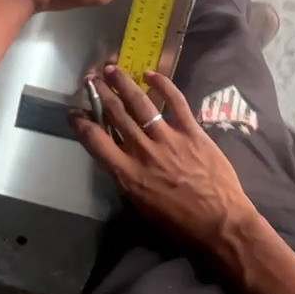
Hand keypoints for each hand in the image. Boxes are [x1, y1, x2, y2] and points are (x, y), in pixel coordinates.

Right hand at [70, 66, 258, 251]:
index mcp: (127, 174)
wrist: (220, 223)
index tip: (74, 112)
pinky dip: (162, 85)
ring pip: (140, 103)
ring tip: (112, 69)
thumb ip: (126, 179)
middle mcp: (142, 151)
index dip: (81, 123)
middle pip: (115, 114)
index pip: (95, 141)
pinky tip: (151, 74)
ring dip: (123, 83)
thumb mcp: (141, 207)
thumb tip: (117, 160)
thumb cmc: (179, 224)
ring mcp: (167, 138)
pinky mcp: (191, 131)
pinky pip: (175, 101)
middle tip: (90, 79)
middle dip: (100, 94)